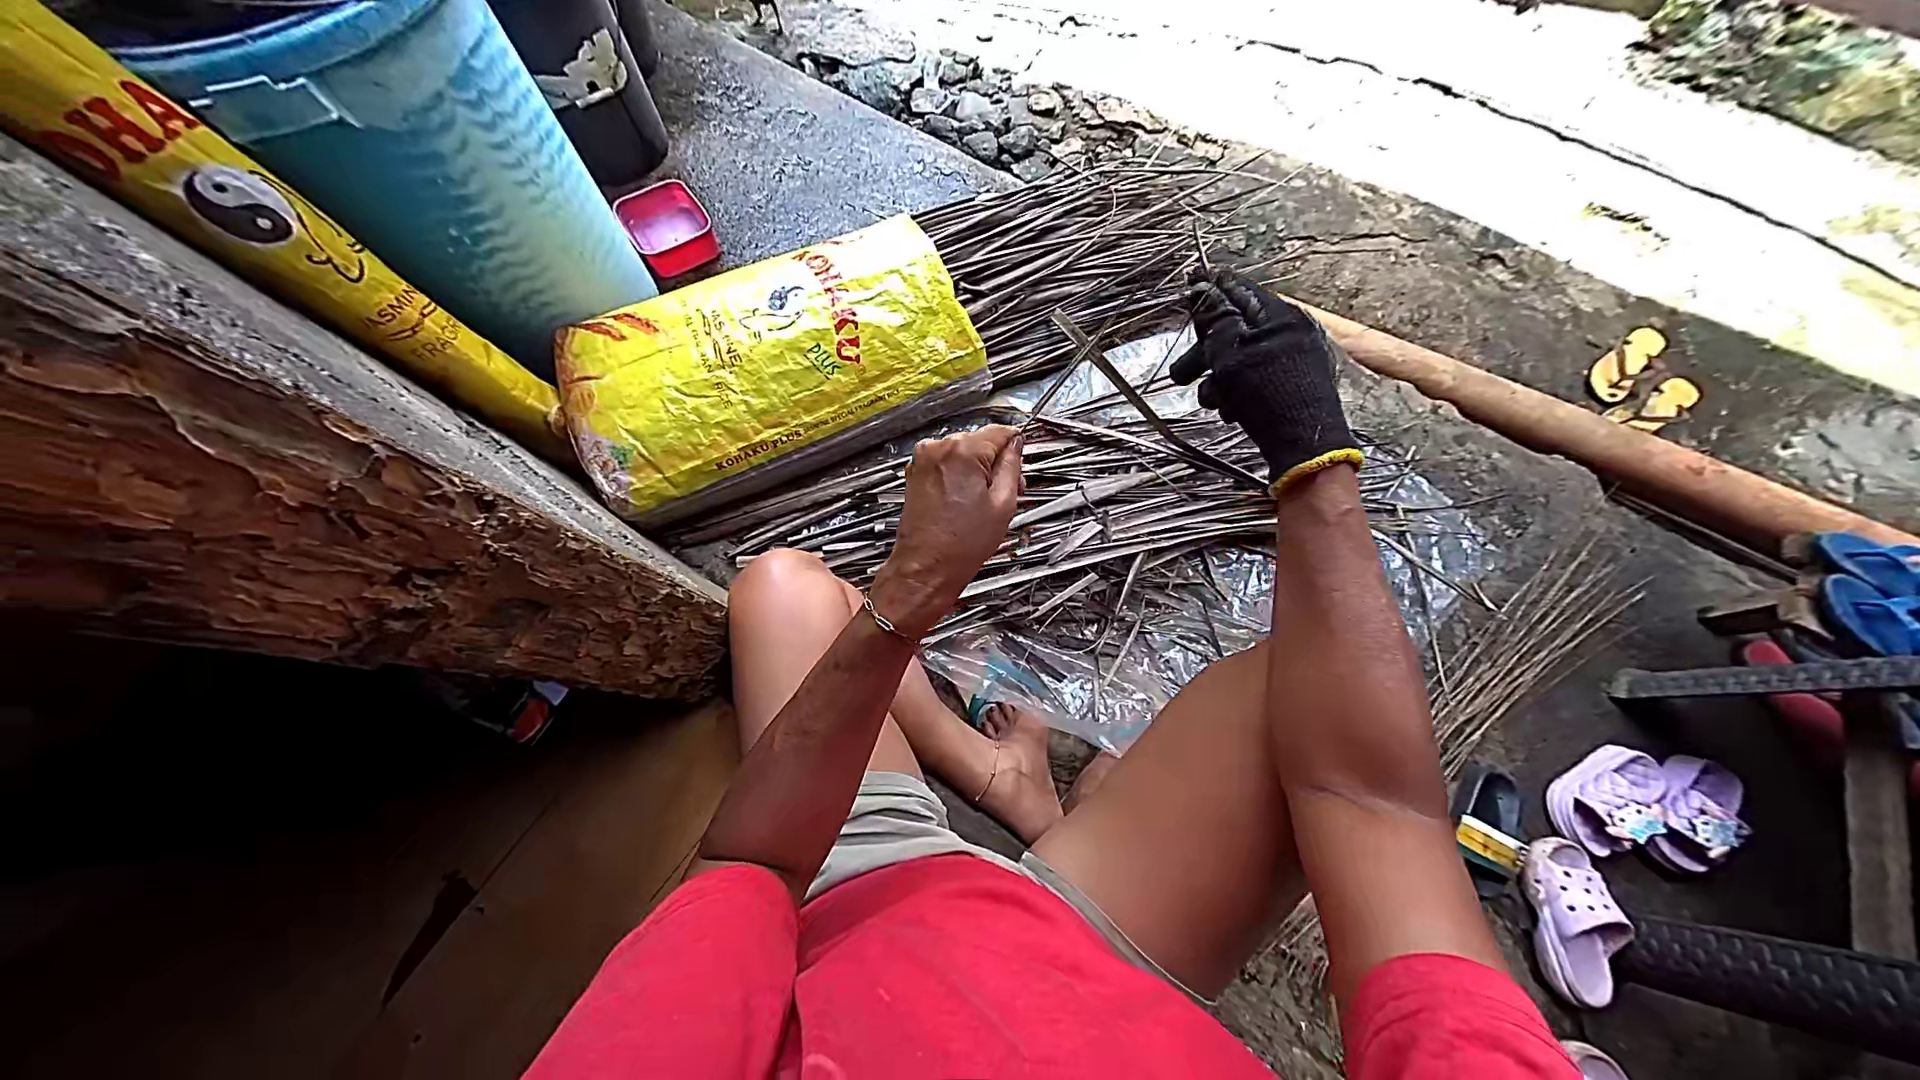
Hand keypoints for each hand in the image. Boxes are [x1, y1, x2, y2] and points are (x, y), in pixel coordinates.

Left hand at [869, 425, 1023, 637]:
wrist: (926, 566)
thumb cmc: (958, 545)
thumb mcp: (1003, 504)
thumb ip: (1012, 467)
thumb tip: (1016, 446)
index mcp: (962, 452)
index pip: (999, 431)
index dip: (1015, 445)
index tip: (1020, 455)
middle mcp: (938, 448)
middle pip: (980, 441)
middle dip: (995, 461)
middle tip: (1006, 490)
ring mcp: (923, 460)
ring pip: (962, 451)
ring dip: (976, 468)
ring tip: (983, 501)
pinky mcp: (916, 472)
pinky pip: (946, 463)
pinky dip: (958, 475)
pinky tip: (965, 501)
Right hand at [1171, 270, 1361, 493]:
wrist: (1304, 445)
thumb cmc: (1267, 395)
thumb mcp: (1231, 355)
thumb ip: (1215, 320)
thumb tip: (1201, 286)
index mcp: (1279, 315)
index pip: (1238, 290)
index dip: (1210, 290)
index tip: (1188, 286)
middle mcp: (1289, 331)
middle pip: (1235, 331)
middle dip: (1205, 353)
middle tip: (1182, 374)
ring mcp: (1293, 359)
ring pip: (1240, 359)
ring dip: (1217, 380)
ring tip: (1212, 401)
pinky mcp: (1291, 385)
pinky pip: (1254, 380)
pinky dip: (1236, 392)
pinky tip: (1230, 410)